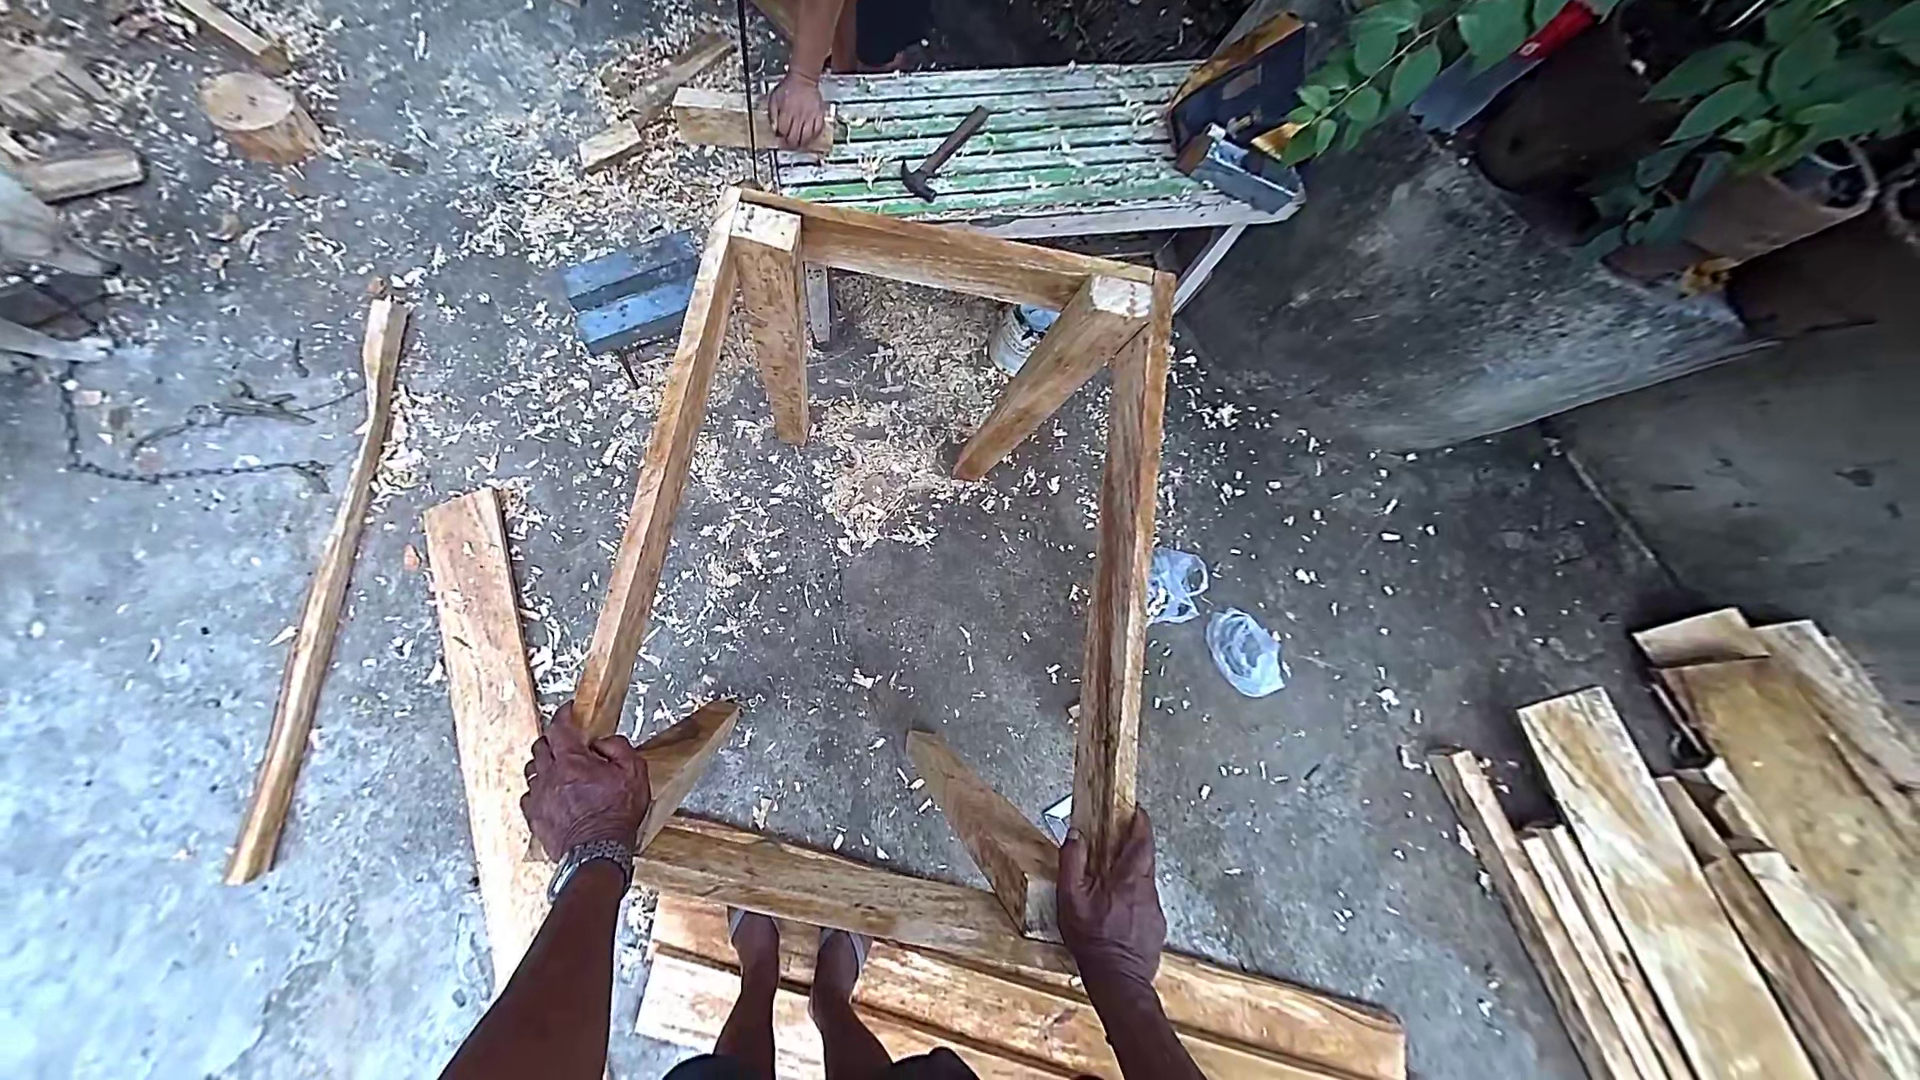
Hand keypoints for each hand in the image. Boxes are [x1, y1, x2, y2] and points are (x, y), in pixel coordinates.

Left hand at [522, 701, 651, 855]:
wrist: (597, 851)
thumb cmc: (617, 812)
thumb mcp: (634, 771)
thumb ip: (618, 747)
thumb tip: (602, 741)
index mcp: (572, 762)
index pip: (559, 729)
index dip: (563, 715)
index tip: (569, 709)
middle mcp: (549, 777)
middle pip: (540, 747)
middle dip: (553, 738)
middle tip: (568, 739)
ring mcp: (538, 798)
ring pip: (532, 770)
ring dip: (545, 762)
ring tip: (561, 765)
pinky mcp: (535, 817)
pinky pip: (530, 794)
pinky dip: (540, 786)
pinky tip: (554, 790)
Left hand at [768, 69, 826, 148]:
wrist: (803, 78)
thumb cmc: (789, 88)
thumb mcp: (774, 98)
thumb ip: (772, 114)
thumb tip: (775, 129)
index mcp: (787, 111)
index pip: (783, 131)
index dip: (782, 137)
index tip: (782, 138)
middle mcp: (799, 115)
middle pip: (794, 137)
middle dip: (791, 143)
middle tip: (790, 144)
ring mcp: (810, 116)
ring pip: (806, 137)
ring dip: (802, 143)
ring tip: (799, 142)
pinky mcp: (819, 115)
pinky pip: (817, 131)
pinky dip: (813, 136)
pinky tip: (809, 136)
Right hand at [1058, 808, 1165, 991]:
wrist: (1118, 982)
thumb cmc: (1093, 940)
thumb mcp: (1071, 898)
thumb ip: (1072, 861)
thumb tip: (1075, 835)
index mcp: (1130, 879)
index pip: (1142, 841)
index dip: (1141, 822)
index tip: (1137, 810)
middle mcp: (1147, 892)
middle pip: (1146, 858)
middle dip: (1135, 844)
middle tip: (1121, 836)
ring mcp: (1154, 912)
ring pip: (1146, 881)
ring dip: (1132, 873)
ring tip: (1113, 876)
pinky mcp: (1155, 928)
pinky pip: (1146, 902)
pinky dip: (1134, 897)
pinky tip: (1118, 907)